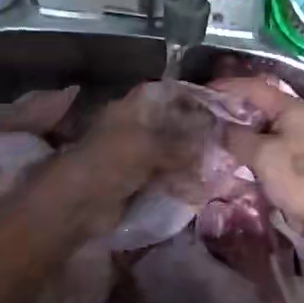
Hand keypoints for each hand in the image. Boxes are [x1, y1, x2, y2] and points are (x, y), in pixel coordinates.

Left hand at [49, 82, 211, 205]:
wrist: (80, 205)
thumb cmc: (110, 162)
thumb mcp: (149, 144)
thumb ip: (181, 139)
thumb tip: (211, 134)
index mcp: (129, 111)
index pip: (164, 97)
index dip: (188, 100)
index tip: (216, 108)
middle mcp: (132, 130)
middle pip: (169, 127)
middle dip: (194, 134)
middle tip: (223, 140)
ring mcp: (133, 159)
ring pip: (169, 154)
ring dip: (189, 160)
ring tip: (217, 165)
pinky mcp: (135, 185)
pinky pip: (164, 178)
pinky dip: (180, 181)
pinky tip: (200, 185)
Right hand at [208, 77, 303, 234]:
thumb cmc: (298, 178)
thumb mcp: (262, 155)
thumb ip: (236, 137)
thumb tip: (218, 127)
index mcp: (293, 108)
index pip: (255, 87)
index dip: (228, 87)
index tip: (202, 91)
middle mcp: (295, 117)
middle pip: (257, 104)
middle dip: (231, 108)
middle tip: (204, 112)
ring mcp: (295, 138)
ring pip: (259, 126)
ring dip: (237, 129)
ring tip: (211, 131)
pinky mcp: (292, 158)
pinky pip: (264, 144)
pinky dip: (247, 146)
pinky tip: (229, 152)